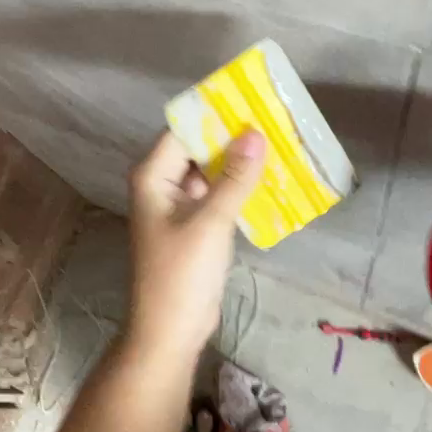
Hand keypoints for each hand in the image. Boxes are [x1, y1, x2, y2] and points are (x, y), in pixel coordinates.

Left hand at [123, 130, 265, 358]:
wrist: (169, 332)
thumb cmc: (182, 274)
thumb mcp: (211, 221)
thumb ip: (235, 177)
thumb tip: (255, 133)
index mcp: (153, 175)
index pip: (184, 130)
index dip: (214, 114)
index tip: (251, 99)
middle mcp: (161, 184)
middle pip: (198, 148)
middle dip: (232, 137)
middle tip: (273, 119)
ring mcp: (177, 205)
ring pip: (210, 171)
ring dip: (238, 162)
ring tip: (278, 143)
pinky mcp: (193, 225)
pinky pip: (216, 194)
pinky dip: (238, 187)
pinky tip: (269, 180)